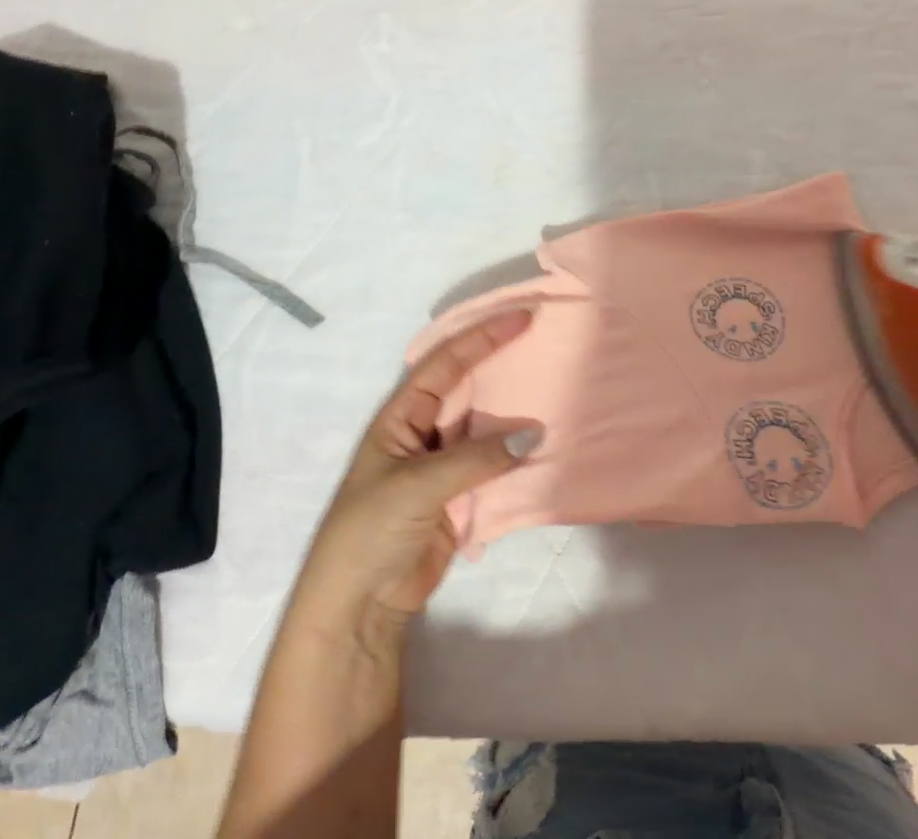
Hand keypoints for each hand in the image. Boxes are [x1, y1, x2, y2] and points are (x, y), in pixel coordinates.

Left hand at [289, 310, 541, 650]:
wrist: (360, 600)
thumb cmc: (372, 530)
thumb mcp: (419, 485)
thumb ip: (476, 458)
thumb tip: (533, 433)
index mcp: (400, 417)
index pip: (445, 364)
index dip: (481, 337)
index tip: (522, 317)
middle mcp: (423, 433)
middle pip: (468, 389)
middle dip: (503, 365)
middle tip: (547, 344)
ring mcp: (444, 466)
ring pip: (486, 427)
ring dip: (516, 412)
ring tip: (557, 387)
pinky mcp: (460, 497)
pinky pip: (495, 466)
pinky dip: (519, 456)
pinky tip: (548, 445)